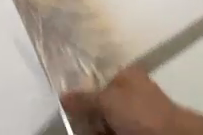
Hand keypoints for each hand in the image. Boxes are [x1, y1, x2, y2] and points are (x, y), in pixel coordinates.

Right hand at [62, 68, 185, 134]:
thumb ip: (85, 99)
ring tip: (80, 129)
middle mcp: (130, 91)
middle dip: (85, 110)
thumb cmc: (140, 113)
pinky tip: (94, 133)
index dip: (81, 85)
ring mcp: (134, 114)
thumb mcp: (108, 101)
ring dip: (93, 125)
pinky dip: (103, 131)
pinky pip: (113, 129)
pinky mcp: (136, 131)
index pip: (97, 74)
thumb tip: (62, 96)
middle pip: (100, 99)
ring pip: (106, 118)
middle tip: (70, 118)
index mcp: (126, 74)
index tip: (65, 98)